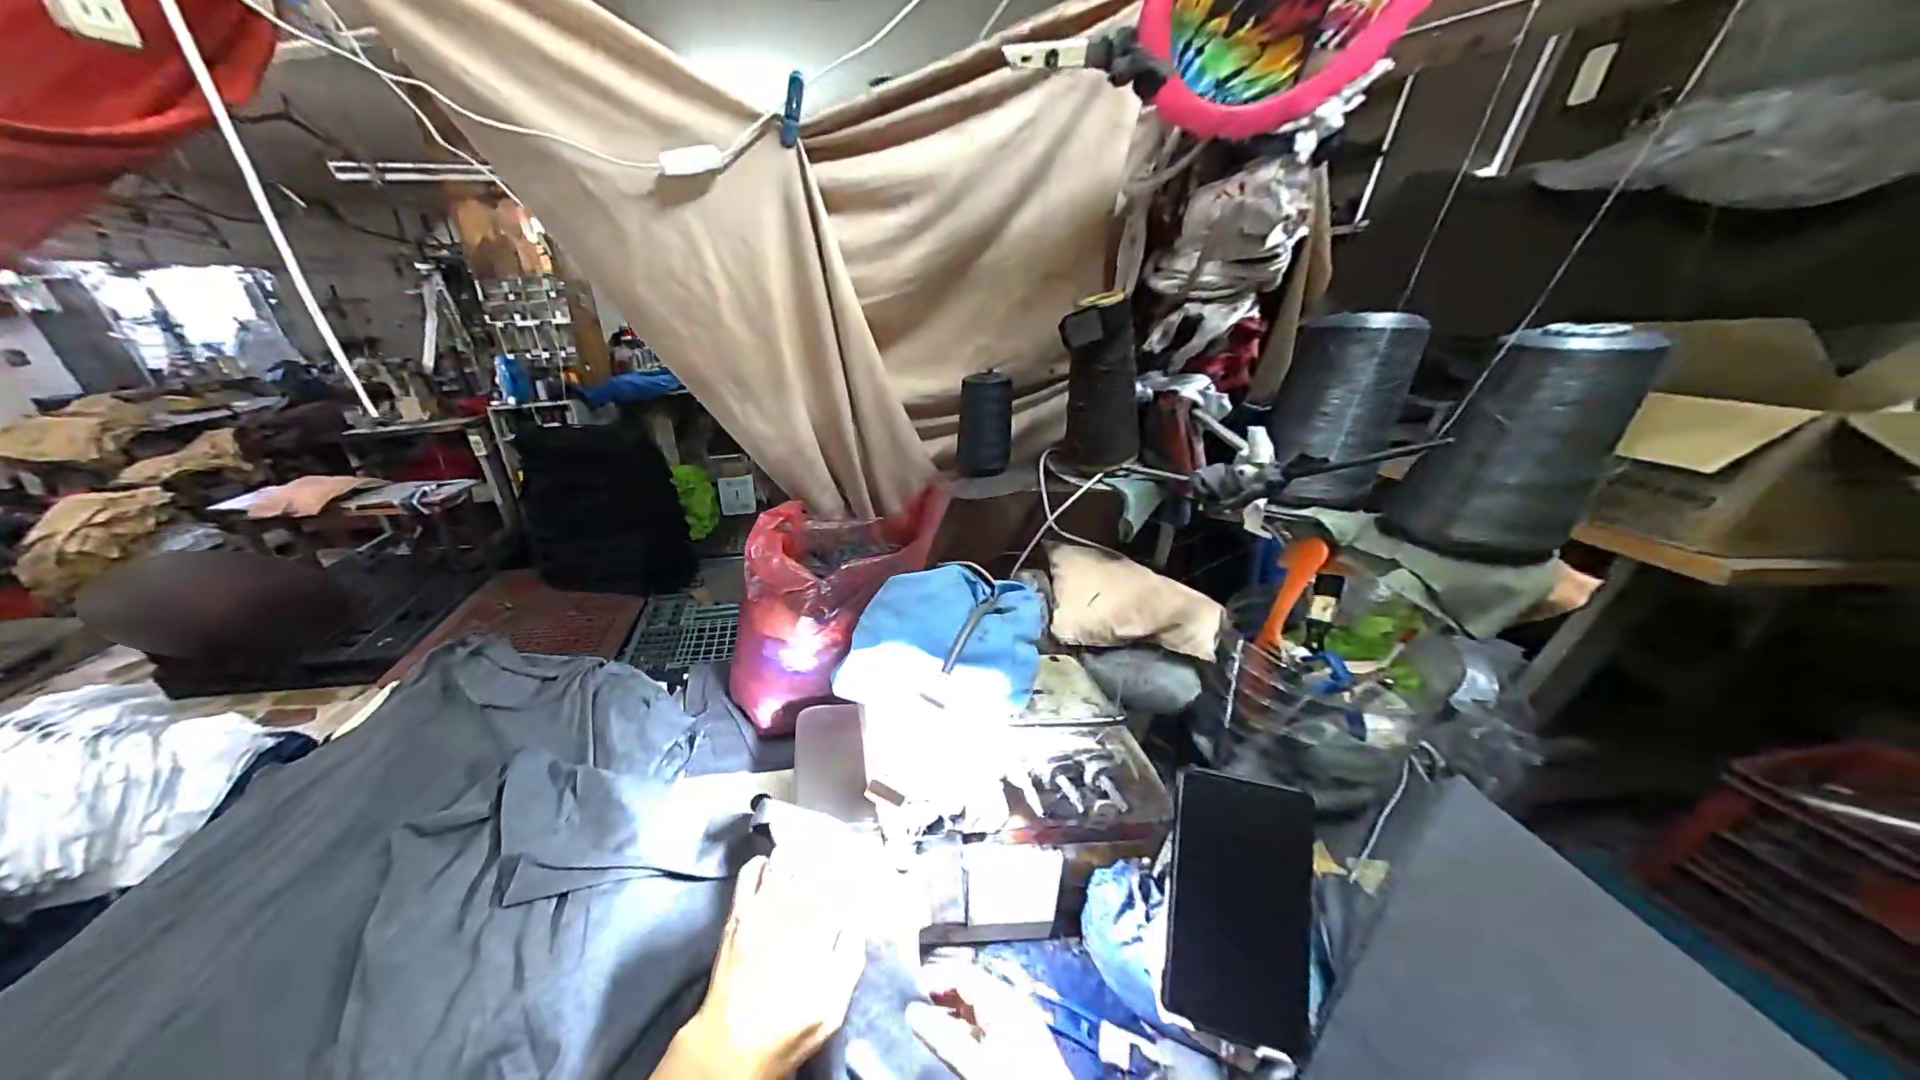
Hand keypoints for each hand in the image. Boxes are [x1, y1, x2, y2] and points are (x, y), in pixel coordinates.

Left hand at [657, 852, 866, 1079]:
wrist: (731, 1045)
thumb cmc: (789, 1028)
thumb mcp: (835, 1004)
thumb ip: (851, 955)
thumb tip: (854, 920)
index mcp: (822, 921)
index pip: (847, 883)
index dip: (855, 880)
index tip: (859, 883)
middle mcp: (793, 901)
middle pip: (817, 862)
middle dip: (830, 863)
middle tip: (836, 869)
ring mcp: (762, 902)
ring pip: (786, 858)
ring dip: (799, 859)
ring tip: (806, 864)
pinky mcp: (738, 909)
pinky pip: (750, 870)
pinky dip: (763, 864)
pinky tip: (771, 871)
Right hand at [908, 964, 1072, 1079]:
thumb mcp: (974, 1063)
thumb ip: (943, 1037)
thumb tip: (912, 1013)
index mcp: (1002, 999)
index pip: (962, 974)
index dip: (934, 979)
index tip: (909, 991)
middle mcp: (1012, 1002)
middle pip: (971, 987)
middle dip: (943, 995)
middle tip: (915, 1007)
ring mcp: (1020, 1021)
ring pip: (979, 1006)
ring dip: (954, 1012)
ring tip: (928, 1025)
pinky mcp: (1023, 1040)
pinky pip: (989, 1023)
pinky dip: (968, 1027)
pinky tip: (956, 1042)